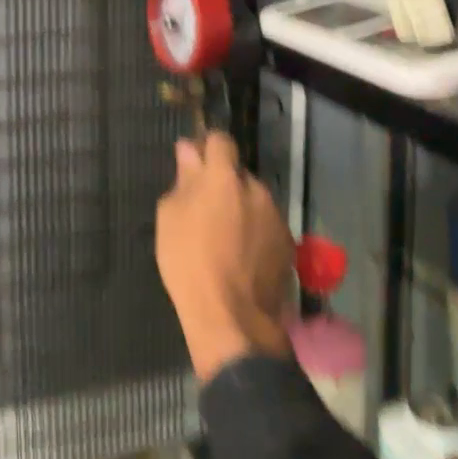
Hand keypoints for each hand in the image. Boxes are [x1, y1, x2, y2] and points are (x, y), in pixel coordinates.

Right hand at [155, 130, 294, 381]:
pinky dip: (255, 232)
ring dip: (240, 208)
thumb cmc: (189, 262)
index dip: (207, 148)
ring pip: (253, 200)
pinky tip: (241, 256)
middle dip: (223, 183)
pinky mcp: (287, 243)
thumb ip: (183, 179)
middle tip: (204, 209)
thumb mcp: (170, 217)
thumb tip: (188, 151)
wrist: (232, 316)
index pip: (220, 141)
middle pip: (237, 173)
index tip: (195, 164)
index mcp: (224, 177)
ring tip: (223, 238)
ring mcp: (276, 216)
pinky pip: (266, 225)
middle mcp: (255, 188)